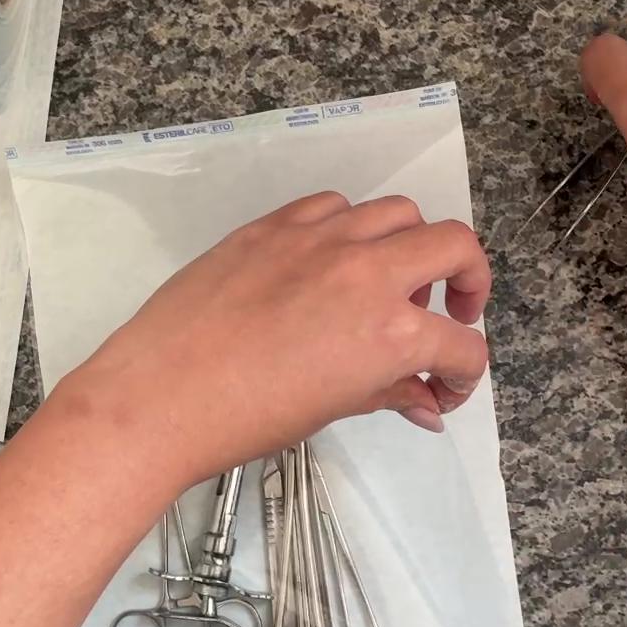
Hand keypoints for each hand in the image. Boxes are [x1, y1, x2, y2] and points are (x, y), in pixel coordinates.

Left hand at [47, 192, 489, 486]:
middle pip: (453, 245)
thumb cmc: (241, 420)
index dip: (464, 373)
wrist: (159, 396)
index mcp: (390, 332)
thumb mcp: (328, 411)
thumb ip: (387, 393)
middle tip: (449, 313)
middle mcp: (365, 272)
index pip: (461, 346)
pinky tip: (327, 261)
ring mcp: (317, 239)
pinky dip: (346, 229)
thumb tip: (425, 402)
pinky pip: (330, 206)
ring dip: (407, 247)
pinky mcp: (271, 226)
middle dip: (467, 281)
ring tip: (384, 284)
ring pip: (396, 212)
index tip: (446, 386)